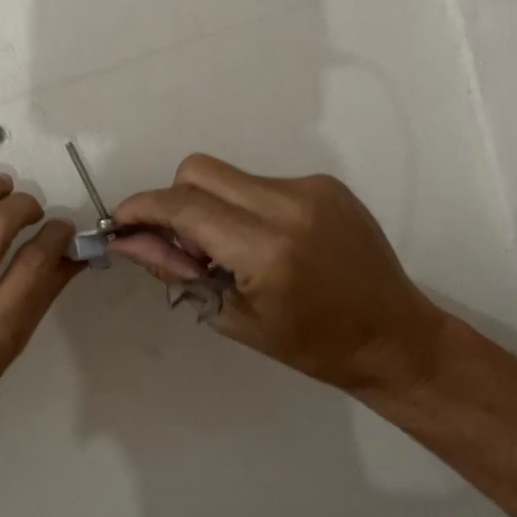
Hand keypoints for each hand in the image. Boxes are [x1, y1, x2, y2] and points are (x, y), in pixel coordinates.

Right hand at [110, 154, 446, 393]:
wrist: (395, 338)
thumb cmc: (312, 346)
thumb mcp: (232, 317)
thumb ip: (175, 269)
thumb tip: (127, 239)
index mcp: (266, 250)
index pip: (183, 207)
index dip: (143, 209)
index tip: (120, 221)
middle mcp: (288, 205)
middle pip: (198, 171)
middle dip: (175, 201)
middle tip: (187, 246)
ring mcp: (310, 189)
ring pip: (228, 175)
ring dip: (212, 205)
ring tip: (233, 250)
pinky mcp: (326, 184)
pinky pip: (261, 183)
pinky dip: (246, 206)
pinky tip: (268, 243)